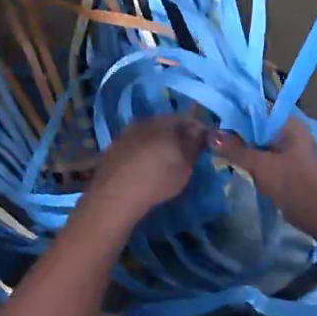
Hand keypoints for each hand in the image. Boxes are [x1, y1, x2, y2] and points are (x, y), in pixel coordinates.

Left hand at [82, 115, 206, 225]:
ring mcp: (125, 133)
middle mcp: (144, 122)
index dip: (198, 132)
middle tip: (186, 154)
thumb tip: (200, 133)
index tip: (204, 145)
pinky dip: (143, 153)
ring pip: (148, 134)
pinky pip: (134, 146)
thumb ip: (194, 146)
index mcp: (164, 122)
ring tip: (165, 163)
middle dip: (177, 137)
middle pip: (166, 125)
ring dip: (158, 144)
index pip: (187, 120)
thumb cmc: (157, 178)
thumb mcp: (185, 166)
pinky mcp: (112, 148)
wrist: (115, 195)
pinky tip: (144, 168)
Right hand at [211, 122, 316, 235]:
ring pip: (258, 143)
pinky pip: (263, 158)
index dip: (234, 112)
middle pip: (256, 126)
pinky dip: (250, 160)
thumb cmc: (294, 185)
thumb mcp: (261, 166)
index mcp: (289, 124)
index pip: (257, 109)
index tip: (212, 119)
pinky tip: (232, 164)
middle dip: (235, 132)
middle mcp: (289, 132)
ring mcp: (288, 150)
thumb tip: (210, 135)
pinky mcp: (286, 167)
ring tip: (216, 149)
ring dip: (241, 148)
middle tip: (210, 136)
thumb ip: (235, 150)